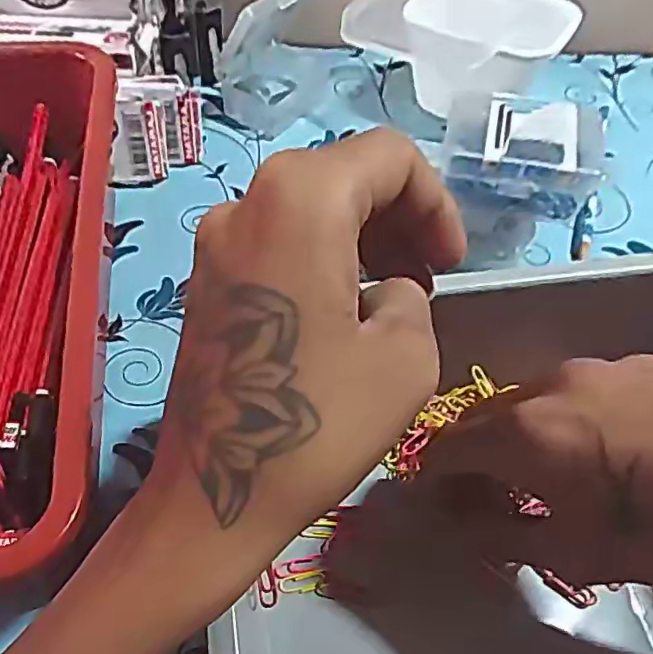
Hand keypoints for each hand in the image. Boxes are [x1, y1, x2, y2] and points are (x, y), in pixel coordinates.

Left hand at [138, 129, 465, 569]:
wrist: (217, 494)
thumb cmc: (318, 426)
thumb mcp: (406, 357)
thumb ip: (411, 297)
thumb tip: (384, 291)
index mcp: (299, 200)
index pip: (388, 158)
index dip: (437, 204)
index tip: (451, 264)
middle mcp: (244, 205)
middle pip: (340, 180)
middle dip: (397, 222)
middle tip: (425, 281)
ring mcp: (212, 250)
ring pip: (304, 217)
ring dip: (358, 246)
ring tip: (387, 305)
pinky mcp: (201, 292)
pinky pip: (272, 253)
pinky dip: (316, 268)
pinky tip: (337, 321)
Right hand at [418, 355, 652, 597]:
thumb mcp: (601, 555)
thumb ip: (514, 537)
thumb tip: (465, 526)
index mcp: (539, 427)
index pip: (448, 449)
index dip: (430, 487)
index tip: (435, 521)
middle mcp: (563, 382)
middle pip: (482, 421)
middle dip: (468, 469)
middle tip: (481, 518)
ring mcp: (614, 367)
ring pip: (529, 406)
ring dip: (513, 449)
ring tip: (540, 499)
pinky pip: (576, 398)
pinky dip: (557, 432)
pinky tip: (597, 469)